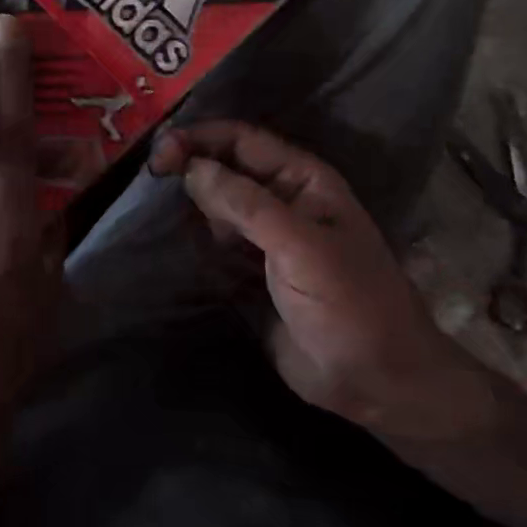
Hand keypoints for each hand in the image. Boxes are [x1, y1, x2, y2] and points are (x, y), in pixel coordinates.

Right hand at [151, 121, 492, 441]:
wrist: (379, 387)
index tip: (159, 154)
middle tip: (147, 182)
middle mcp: (277, 200)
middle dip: (185, 167)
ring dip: (182, 203)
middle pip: (221, 167)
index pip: (240, 139)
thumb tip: (190, 168)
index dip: (199, 138)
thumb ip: (246, 205)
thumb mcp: (302, 247)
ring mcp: (261, 237)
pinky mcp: (246, 271)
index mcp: (301, 180)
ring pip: (210, 204)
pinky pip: (208, 242)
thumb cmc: (352, 306)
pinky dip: (186, 238)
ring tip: (147, 209)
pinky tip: (162, 240)